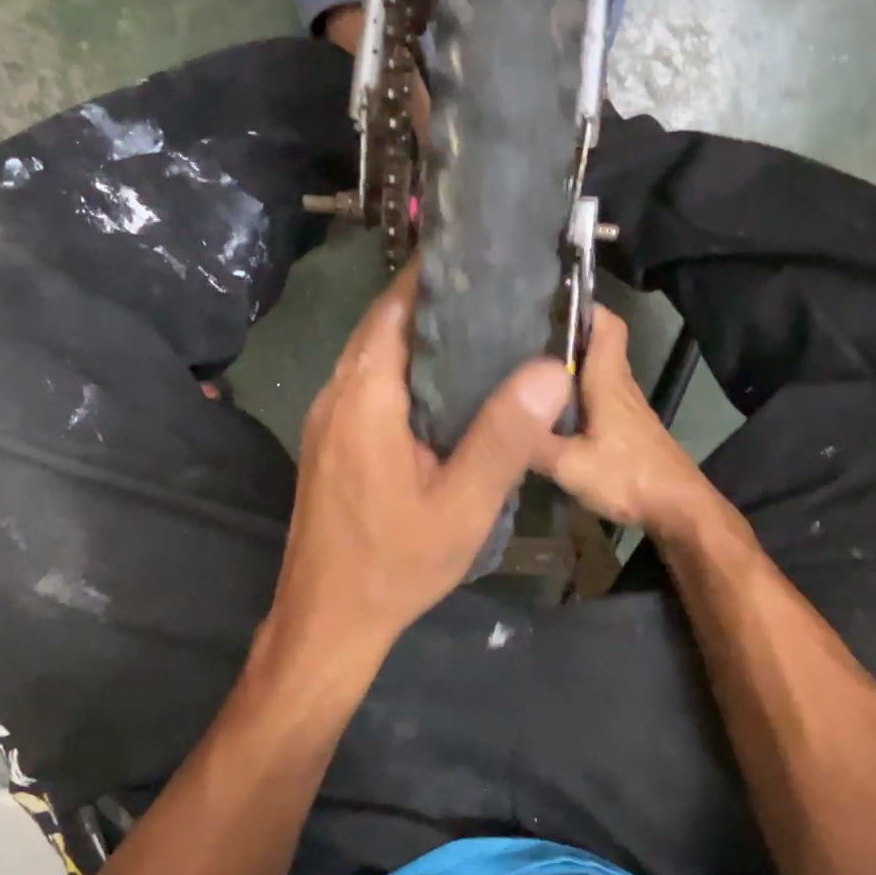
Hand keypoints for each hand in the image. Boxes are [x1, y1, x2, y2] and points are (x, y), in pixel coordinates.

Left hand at [269, 266, 571, 656]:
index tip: (477, 253)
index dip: (430, 276)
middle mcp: (335, 397)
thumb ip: (503, 438)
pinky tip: (444, 384)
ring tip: (478, 325)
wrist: (327, 620)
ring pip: (371, 356)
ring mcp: (326, 421)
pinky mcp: (328, 443)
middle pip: (380, 327)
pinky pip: (366, 385)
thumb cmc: (395, 565)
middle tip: (491, 287)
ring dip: (415, 335)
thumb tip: (549, 367)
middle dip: (429, 301)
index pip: (392, 311)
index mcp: (365, 400)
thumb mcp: (462, 507)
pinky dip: (402, 368)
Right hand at [538, 308, 723, 538]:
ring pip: (600, 373)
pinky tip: (555, 415)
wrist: (678, 508)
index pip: (607, 326)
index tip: (554, 304)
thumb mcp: (569, 466)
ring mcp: (628, 408)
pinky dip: (579, 395)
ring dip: (572, 368)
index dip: (586, 308)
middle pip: (600, 346)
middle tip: (527, 340)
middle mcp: (621, 386)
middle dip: (568, 337)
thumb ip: (535, 444)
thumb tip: (503, 427)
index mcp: (608, 382)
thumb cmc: (628, 477)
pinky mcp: (630, 429)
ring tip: (531, 376)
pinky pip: (601, 397)